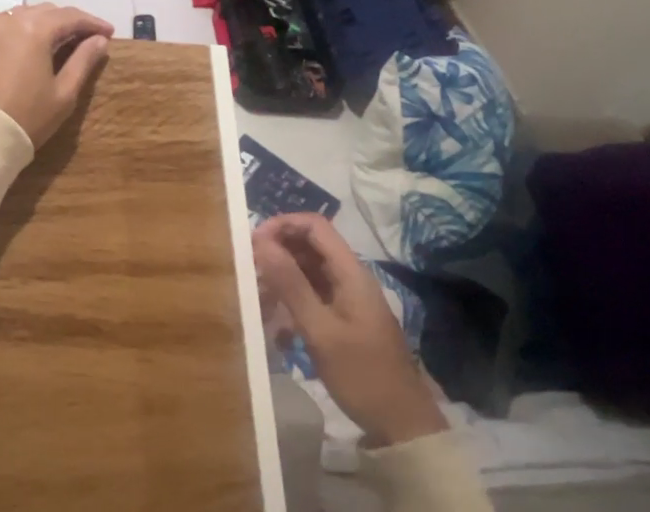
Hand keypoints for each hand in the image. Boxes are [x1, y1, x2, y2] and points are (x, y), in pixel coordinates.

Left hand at [0, 4, 113, 148]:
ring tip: (48, 37)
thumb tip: (100, 39)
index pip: (72, 17)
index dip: (93, 23)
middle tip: (82, 38)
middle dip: (67, 21)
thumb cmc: (24, 117)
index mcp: (37, 29)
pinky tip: (4, 31)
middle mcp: (10, 19)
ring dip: (37, 21)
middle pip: (45, 11)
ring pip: (17, 13)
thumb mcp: (63, 94)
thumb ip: (84, 61)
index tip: (108, 32)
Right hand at [253, 213, 448, 446]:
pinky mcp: (343, 318)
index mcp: (351, 272)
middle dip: (278, 251)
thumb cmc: (361, 374)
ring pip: (309, 270)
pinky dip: (291, 299)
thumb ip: (291, 285)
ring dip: (282, 276)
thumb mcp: (320, 331)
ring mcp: (348, 298)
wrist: (400, 423)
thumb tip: (261, 242)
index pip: (315, 226)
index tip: (253, 243)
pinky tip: (274, 320)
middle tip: (249, 271)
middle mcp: (350, 277)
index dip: (282, 225)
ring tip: (257, 296)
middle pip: (310, 245)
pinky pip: (313, 294)